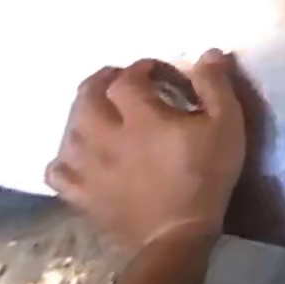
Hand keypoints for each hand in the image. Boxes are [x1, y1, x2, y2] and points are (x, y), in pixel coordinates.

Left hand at [46, 51, 246, 248]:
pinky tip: (79, 150)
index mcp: (143, 119)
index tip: (155, 68)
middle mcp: (107, 139)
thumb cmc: (208, 169)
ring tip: (98, 108)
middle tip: (115, 76)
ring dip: (80, 113)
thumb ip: (215, 84)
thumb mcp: (226, 120)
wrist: (179, 230)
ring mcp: (89, 169)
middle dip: (99, 82)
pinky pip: (58, 170)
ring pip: (68, 132)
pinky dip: (64, 154)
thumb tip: (207, 53)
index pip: (126, 81)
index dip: (138, 68)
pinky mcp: (80, 194)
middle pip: (86, 101)